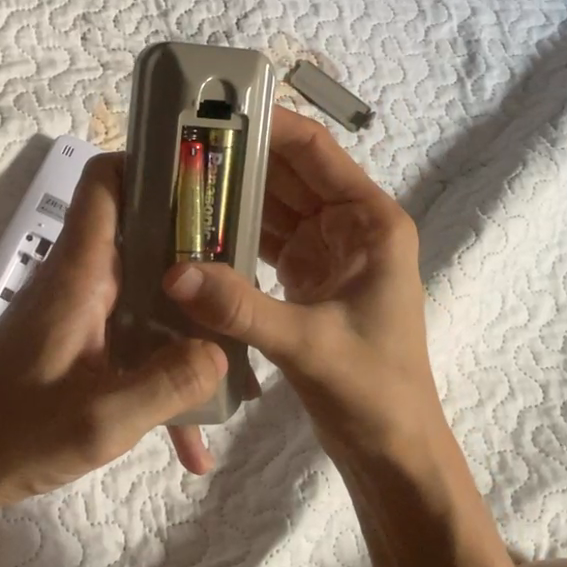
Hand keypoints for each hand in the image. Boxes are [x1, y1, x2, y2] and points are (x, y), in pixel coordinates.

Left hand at [0, 153, 228, 509]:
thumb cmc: (10, 435)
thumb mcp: (99, 420)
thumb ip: (166, 385)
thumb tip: (219, 351)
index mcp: (78, 274)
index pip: (105, 183)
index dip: (152, 167)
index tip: (207, 185)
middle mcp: (80, 280)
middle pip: (143, 235)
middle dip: (198, 252)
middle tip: (250, 280)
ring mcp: (80, 314)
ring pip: (147, 295)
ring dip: (188, 323)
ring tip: (242, 359)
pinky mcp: (78, 346)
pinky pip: (132, 342)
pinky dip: (161, 373)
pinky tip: (192, 438)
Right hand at [163, 107, 433, 458]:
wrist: (393, 453)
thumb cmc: (374, 393)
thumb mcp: (308, 345)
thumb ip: (241, 307)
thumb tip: (173, 271)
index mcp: (371, 221)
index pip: (315, 150)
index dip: (267, 125)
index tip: (212, 113)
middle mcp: (349, 225)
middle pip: (286, 173)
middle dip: (236, 158)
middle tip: (177, 146)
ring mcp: (325, 250)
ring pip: (270, 204)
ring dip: (228, 194)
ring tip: (174, 179)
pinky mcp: (304, 277)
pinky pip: (261, 238)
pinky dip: (230, 233)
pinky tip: (190, 229)